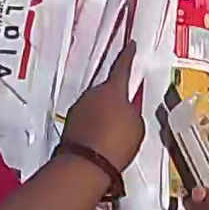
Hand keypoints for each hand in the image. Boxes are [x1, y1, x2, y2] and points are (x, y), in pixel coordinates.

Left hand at [60, 41, 144, 169]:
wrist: (88, 164)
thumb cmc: (115, 143)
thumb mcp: (137, 125)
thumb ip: (133, 111)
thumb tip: (129, 111)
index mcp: (113, 90)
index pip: (123, 66)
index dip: (128, 55)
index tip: (129, 45)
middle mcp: (93, 94)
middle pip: (108, 89)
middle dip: (117, 99)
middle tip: (127, 113)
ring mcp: (80, 108)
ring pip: (96, 104)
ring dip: (105, 114)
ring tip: (116, 133)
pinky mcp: (71, 123)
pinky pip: (87, 118)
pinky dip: (94, 125)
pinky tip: (103, 139)